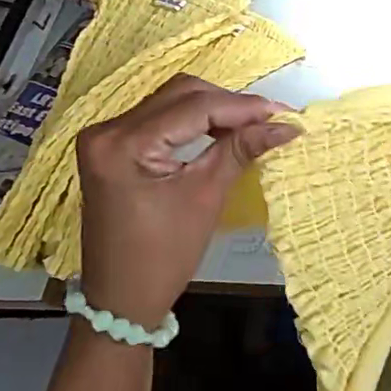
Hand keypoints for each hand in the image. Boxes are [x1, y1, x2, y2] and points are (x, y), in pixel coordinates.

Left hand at [75, 74, 297, 327]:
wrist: (123, 295)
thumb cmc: (164, 256)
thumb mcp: (205, 197)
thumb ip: (240, 151)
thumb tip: (284, 126)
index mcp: (123, 144)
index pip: (193, 108)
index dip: (243, 108)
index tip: (284, 113)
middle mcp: (107, 129)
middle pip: (180, 94)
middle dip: (230, 103)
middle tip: (273, 118)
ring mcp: (106, 135)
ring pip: (172, 101)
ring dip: (215, 108)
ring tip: (255, 124)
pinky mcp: (114, 145)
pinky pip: (161, 118)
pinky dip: (195, 120)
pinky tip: (224, 130)